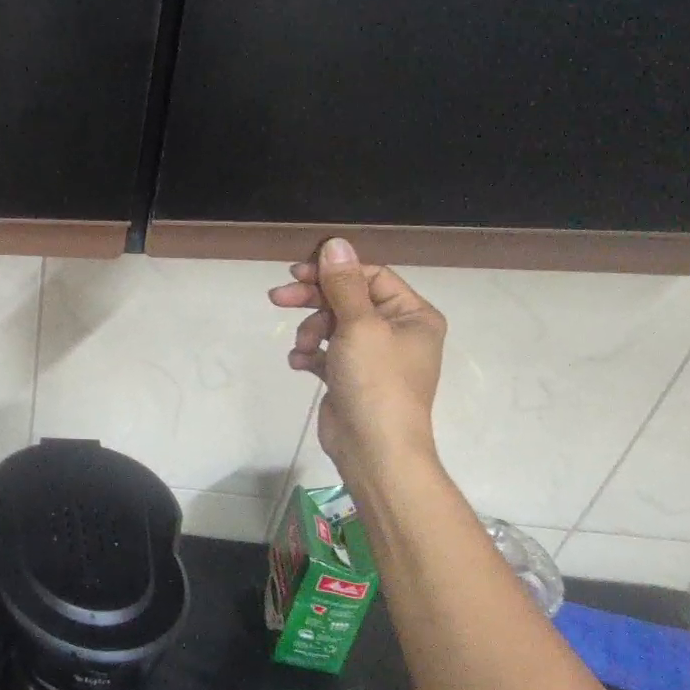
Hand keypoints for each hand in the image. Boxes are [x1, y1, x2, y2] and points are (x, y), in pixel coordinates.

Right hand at [268, 238, 447, 485]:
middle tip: (276, 299)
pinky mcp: (351, 375)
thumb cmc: (376, 381)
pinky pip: (325, 352)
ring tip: (302, 349)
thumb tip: (335, 243)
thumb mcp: (359, 326)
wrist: (374, 445)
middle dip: (312, 301)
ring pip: (332, 325)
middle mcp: (397, 331)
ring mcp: (373, 355)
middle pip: (347, 299)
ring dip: (310, 332)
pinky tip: (300, 365)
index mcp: (412, 315)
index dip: (332, 273)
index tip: (295, 275)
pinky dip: (309, 354)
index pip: (369, 277)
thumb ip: (343, 284)